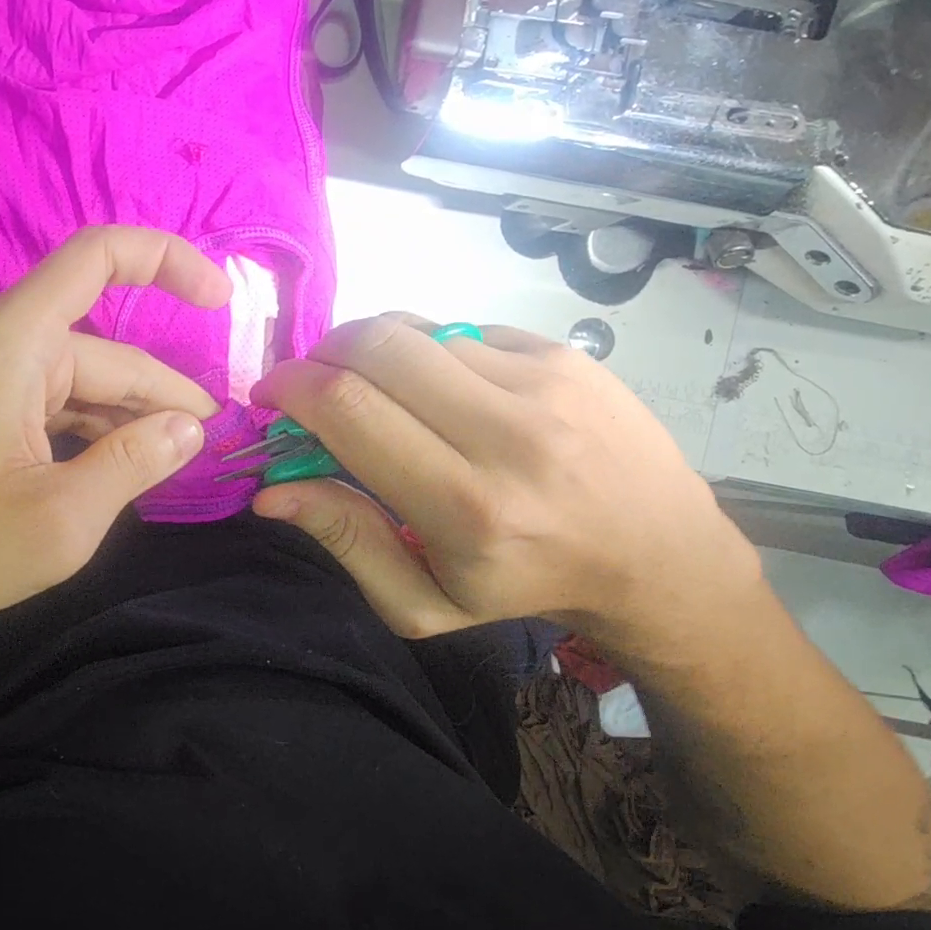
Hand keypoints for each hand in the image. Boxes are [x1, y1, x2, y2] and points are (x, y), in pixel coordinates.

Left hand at [0, 227, 229, 654]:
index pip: (100, 256)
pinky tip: (119, 468)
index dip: (168, 261)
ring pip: (78, 380)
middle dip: (160, 393)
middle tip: (209, 446)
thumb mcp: (58, 520)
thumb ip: (133, 464)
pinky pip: (47, 403)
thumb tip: (187, 428)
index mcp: (15, 342)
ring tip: (174, 462)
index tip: (222, 302)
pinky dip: (87, 429)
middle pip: (103, 347)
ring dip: (126, 416)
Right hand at [250, 314, 761, 655]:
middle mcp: (508, 434)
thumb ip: (345, 542)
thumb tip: (271, 490)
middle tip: (309, 384)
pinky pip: (460, 329)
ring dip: (366, 350)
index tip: (270, 397)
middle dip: (319, 356)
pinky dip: (423, 350)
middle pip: (375, 347)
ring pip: (414, 331)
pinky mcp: (565, 355)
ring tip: (367, 385)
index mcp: (465, 506)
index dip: (290, 387)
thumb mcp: (420, 600)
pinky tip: (432, 387)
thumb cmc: (521, 586)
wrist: (660, 557)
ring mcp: (545, 384)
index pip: (348, 408)